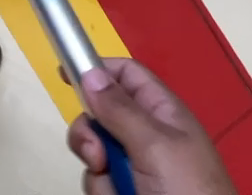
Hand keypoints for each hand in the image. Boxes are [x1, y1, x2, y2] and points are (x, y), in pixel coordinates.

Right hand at [66, 59, 235, 194]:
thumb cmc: (186, 191)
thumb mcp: (156, 146)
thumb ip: (120, 110)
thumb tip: (89, 72)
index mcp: (162, 112)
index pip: (125, 75)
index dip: (98, 69)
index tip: (64, 72)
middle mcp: (147, 136)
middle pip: (102, 115)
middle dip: (91, 134)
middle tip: (98, 154)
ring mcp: (137, 168)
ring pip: (96, 154)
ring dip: (99, 172)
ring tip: (120, 192)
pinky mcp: (128, 193)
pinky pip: (100, 184)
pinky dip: (105, 194)